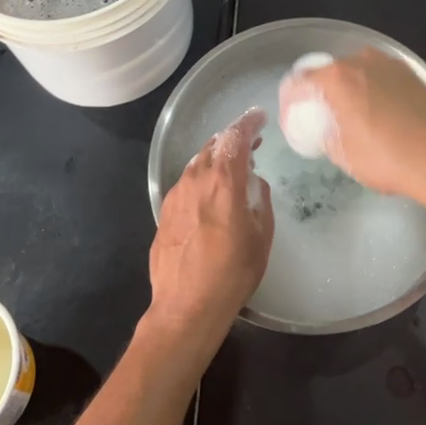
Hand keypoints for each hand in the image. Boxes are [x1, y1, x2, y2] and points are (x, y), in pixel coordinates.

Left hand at [147, 110, 273, 339]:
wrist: (185, 308)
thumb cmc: (232, 273)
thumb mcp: (261, 236)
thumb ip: (259, 201)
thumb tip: (253, 184)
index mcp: (223, 182)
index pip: (235, 138)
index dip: (248, 123)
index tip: (259, 116)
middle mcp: (196, 181)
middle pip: (213, 146)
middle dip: (232, 139)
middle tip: (251, 143)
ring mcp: (175, 196)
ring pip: (197, 164)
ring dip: (216, 159)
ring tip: (232, 168)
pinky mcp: (164, 214)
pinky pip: (186, 185)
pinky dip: (202, 180)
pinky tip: (210, 197)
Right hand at [279, 49, 425, 208]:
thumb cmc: (387, 159)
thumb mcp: (343, 154)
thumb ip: (325, 133)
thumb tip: (325, 128)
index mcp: (337, 77)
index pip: (300, 82)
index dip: (291, 102)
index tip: (293, 120)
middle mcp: (362, 61)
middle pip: (330, 73)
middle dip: (322, 94)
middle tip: (323, 120)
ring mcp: (391, 65)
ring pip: (359, 74)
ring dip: (351, 91)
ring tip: (355, 119)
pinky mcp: (414, 75)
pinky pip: (383, 80)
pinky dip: (375, 93)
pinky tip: (383, 117)